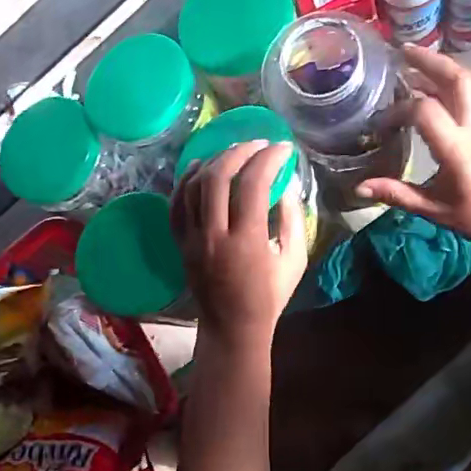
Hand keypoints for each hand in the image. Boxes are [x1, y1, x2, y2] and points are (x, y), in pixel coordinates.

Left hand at [171, 140, 307, 347]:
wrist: (232, 327)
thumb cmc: (269, 296)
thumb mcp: (294, 260)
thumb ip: (293, 220)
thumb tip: (286, 185)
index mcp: (247, 241)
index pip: (254, 184)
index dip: (269, 159)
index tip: (283, 149)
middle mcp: (214, 235)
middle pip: (218, 176)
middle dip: (240, 151)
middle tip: (258, 143)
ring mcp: (192, 239)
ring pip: (194, 185)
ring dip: (214, 160)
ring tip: (234, 150)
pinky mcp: (180, 243)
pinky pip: (176, 204)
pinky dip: (186, 180)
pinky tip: (200, 165)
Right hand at [356, 45, 470, 257]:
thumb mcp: (436, 211)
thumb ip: (398, 195)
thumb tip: (359, 188)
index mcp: (458, 148)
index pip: (425, 110)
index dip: (398, 110)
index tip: (379, 123)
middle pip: (456, 79)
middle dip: (428, 60)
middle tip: (400, 50)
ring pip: (463, 86)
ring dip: (437, 70)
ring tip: (409, 66)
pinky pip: (465, 101)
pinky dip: (444, 89)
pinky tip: (426, 96)